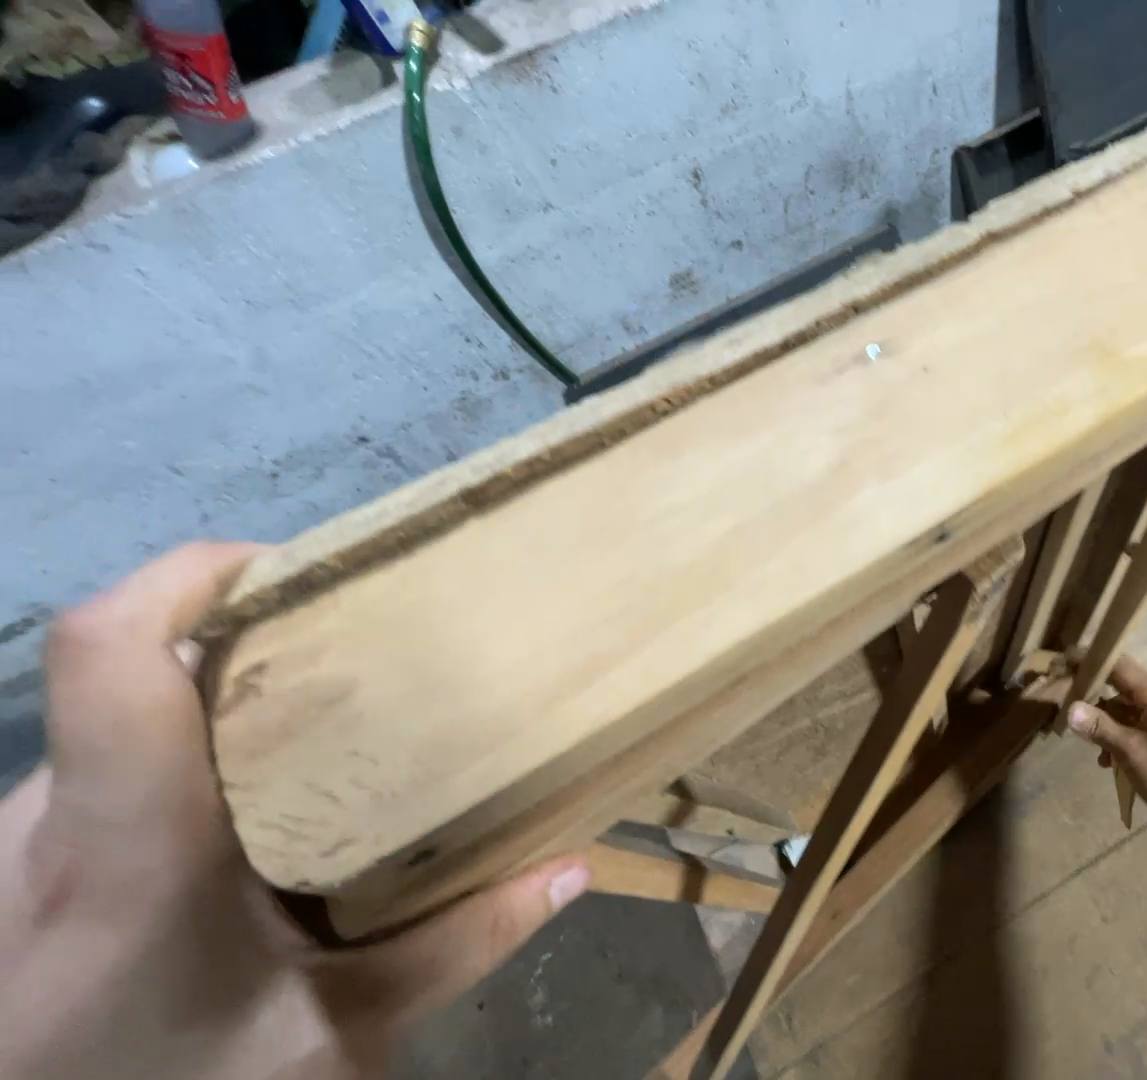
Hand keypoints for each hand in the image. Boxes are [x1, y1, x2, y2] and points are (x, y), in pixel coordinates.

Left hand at [0, 543, 589, 1079]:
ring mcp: (10, 849)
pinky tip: (257, 804)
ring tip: (327, 736)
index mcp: (128, 855)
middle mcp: (42, 829)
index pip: (113, 656)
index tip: (303, 565)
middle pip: (139, 676)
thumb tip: (574, 869)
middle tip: (365, 662)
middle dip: (253, 647)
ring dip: (222, 706)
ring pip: (122, 724)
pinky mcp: (11, 873)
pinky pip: (101, 767)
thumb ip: (459, 946)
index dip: (193, 574)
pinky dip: (185, 753)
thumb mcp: (337, 1038)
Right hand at [1065, 655, 1146, 845]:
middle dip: (1091, 694)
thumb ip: (1100, 727)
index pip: (1119, 665)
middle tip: (1063, 703)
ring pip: (1124, 712)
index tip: (1062, 663)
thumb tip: (1070, 707)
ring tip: (1084, 742)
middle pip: (1119, 687)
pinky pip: (1132, 731)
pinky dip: (1116, 740)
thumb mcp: (1130, 751)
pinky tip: (1107, 762)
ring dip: (1103, 723)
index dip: (1091, 661)